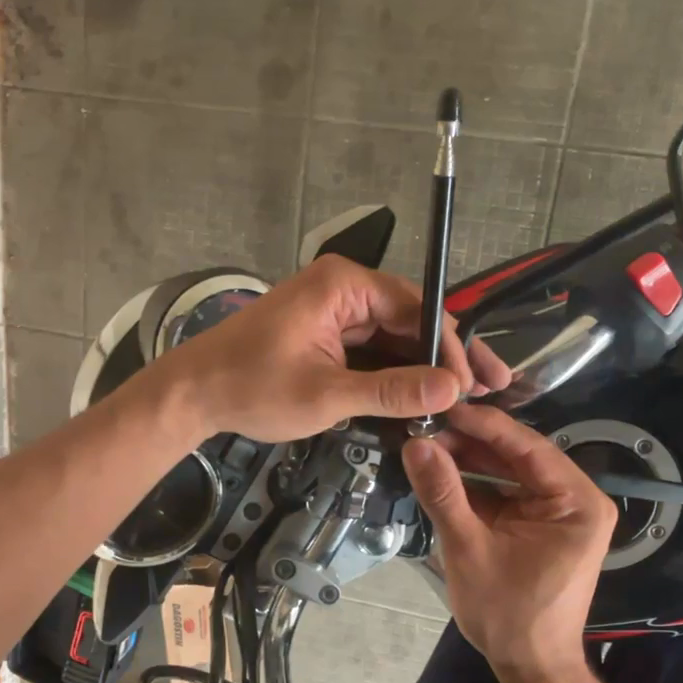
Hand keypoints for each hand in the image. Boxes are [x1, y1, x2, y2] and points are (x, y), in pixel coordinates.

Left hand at [155, 255, 510, 442]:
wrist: (193, 394)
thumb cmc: (253, 388)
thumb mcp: (328, 394)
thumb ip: (392, 391)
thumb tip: (452, 390)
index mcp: (344, 285)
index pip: (417, 308)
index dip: (451, 348)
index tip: (476, 384)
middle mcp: (345, 288)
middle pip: (412, 319)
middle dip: (447, 356)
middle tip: (489, 388)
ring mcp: (335, 311)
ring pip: (395, 337)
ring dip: (426, 367)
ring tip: (466, 397)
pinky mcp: (327, 334)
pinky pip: (374, 349)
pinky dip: (397, 373)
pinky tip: (424, 397)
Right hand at [401, 404, 615, 681]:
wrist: (531, 668)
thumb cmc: (508, 615)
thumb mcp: (469, 550)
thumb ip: (443, 494)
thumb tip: (415, 444)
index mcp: (578, 502)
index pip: (528, 447)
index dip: (483, 425)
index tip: (444, 406)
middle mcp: (578, 500)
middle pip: (520, 457)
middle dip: (473, 444)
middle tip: (426, 428)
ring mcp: (561, 515)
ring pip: (512, 475)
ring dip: (472, 464)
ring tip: (428, 446)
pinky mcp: (543, 529)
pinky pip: (510, 496)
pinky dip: (478, 489)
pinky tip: (444, 473)